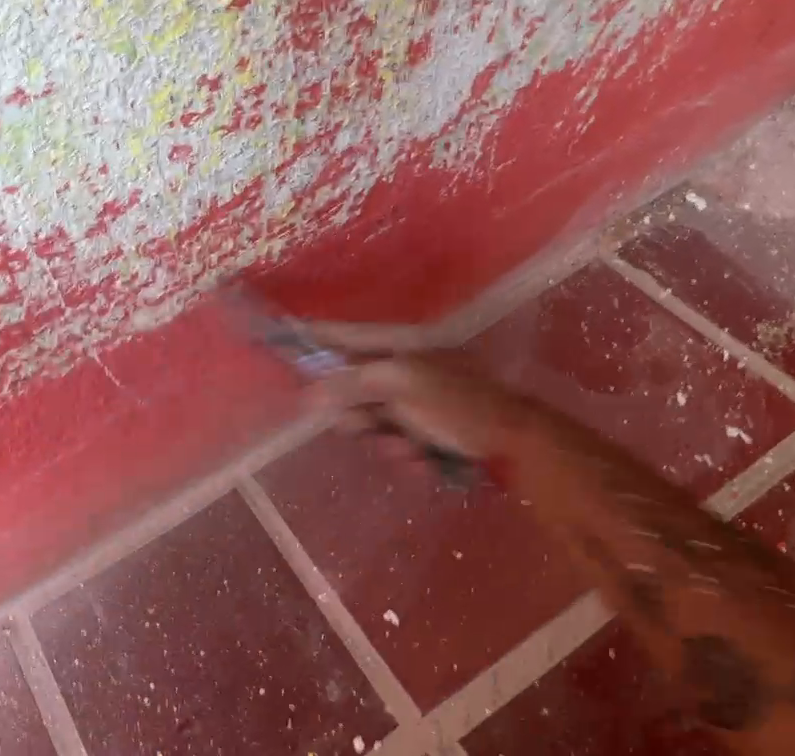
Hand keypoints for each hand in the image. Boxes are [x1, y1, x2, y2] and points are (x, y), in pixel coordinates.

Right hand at [301, 327, 513, 461]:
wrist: (519, 447)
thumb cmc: (460, 405)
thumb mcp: (403, 384)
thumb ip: (353, 382)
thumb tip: (309, 391)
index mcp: (397, 347)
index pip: (341, 335)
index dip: (310, 335)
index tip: (275, 332)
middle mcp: (400, 371)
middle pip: (348, 388)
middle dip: (354, 413)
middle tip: (364, 426)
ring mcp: (412, 404)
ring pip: (368, 423)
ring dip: (384, 440)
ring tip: (408, 449)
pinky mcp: (424, 434)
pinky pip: (393, 445)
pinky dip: (406, 456)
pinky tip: (423, 461)